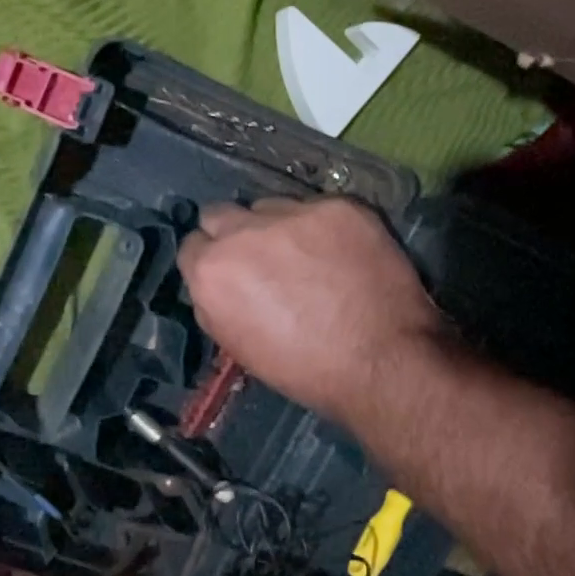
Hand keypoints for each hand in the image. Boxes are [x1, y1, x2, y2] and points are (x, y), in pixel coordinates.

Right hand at [177, 198, 441, 423]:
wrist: (383, 362)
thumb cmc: (302, 369)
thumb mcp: (235, 344)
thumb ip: (214, 301)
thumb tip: (218, 282)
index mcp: (211, 271)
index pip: (191, 245)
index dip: (209, 261)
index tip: (229, 275)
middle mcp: (242, 232)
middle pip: (220, 214)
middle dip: (232, 234)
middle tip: (260, 259)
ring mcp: (292, 214)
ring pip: (268, 206)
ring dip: (276, 227)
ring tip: (304, 255)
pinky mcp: (337, 206)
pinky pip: (314, 208)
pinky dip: (321, 228)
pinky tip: (339, 252)